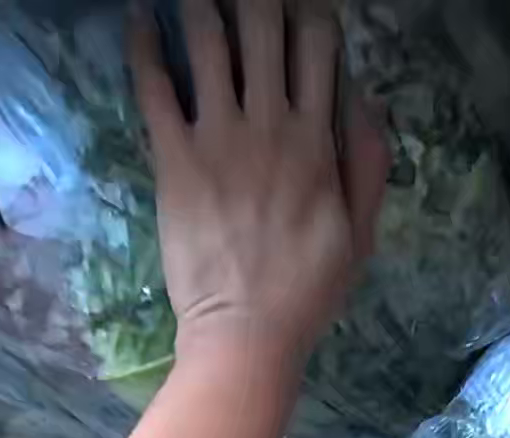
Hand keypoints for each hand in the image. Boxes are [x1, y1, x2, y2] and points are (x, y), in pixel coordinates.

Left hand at [129, 0, 390, 377]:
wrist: (246, 332)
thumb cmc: (308, 292)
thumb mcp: (361, 239)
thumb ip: (368, 167)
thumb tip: (366, 99)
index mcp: (316, 144)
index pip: (318, 47)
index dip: (313, 15)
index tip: (306, 12)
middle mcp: (268, 124)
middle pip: (262, 23)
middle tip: (250, 0)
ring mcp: (216, 137)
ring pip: (206, 38)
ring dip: (202, 4)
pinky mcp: (173, 158)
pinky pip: (152, 84)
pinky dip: (144, 42)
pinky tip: (141, 17)